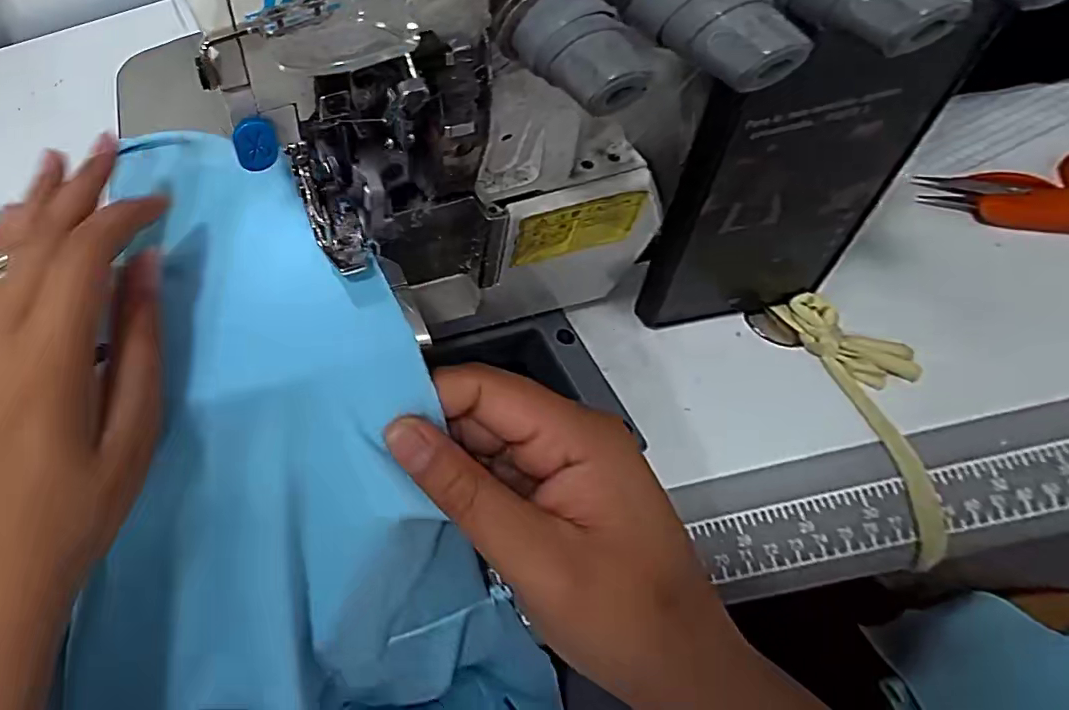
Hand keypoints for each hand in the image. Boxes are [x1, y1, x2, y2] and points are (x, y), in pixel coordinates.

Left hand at [0, 135, 167, 709]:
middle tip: (108, 145)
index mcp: (50, 349)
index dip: (123, 215)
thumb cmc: (75, 510)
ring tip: (57, 158)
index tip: (160, 204)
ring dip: (33, 198)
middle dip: (80, 186)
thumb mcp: (133, 432)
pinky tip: (12, 219)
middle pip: (41, 234)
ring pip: (2, 247)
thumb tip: (146, 263)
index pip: (85, 251)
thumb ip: (140, 338)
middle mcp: (2, 329)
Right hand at [384, 365, 821, 709]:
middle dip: (432, 429)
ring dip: (444, 457)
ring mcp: (559, 460)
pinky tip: (434, 496)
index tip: (383, 424)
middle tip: (381, 455)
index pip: (486, 388)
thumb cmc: (627, 621)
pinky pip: (492, 465)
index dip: (431, 398)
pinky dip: (462, 479)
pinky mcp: (550, 485)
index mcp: (576, 435)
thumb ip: (462, 488)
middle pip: (480, 408)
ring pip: (481, 436)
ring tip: (399, 477)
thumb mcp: (535, 557)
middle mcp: (568, 434)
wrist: (687, 680)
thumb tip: (400, 431)